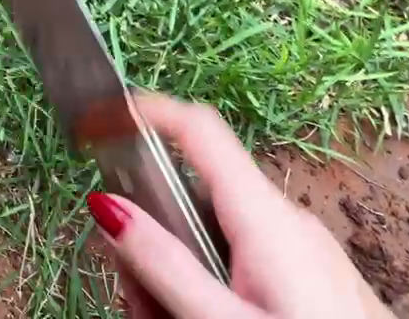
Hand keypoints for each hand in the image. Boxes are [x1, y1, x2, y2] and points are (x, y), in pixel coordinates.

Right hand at [90, 94, 394, 318]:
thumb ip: (165, 266)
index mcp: (266, 216)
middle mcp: (286, 220)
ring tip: (160, 316)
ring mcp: (303, 250)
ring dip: (172, 266)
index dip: (142, 109)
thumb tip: (104, 203)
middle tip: (131, 291)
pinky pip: (241, 258)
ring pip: (211, 231)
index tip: (94, 118)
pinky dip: (207, 281)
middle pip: (190, 192)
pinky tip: (197, 317)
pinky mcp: (314, 280)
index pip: (196, 126)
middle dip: (147, 231)